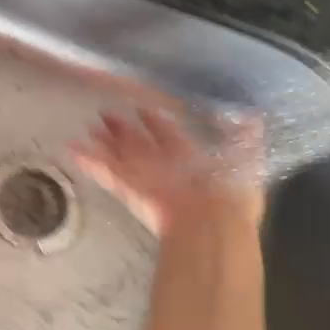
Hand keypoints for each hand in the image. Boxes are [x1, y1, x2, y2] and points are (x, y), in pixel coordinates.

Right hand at [71, 107, 265, 235]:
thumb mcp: (247, 159)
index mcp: (194, 159)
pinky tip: (74, 150)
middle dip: (125, 131)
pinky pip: (106, 172)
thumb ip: (245, 137)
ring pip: (121, 157)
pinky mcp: (128, 191)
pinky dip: (91, 162)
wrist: (210, 222)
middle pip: (142, 146)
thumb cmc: (230, 190)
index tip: (144, 108)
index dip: (158, 123)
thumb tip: (254, 114)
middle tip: (106, 115)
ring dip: (105, 144)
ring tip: (88, 130)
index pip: (172, 137)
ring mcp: (146, 179)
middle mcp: (167, 168)